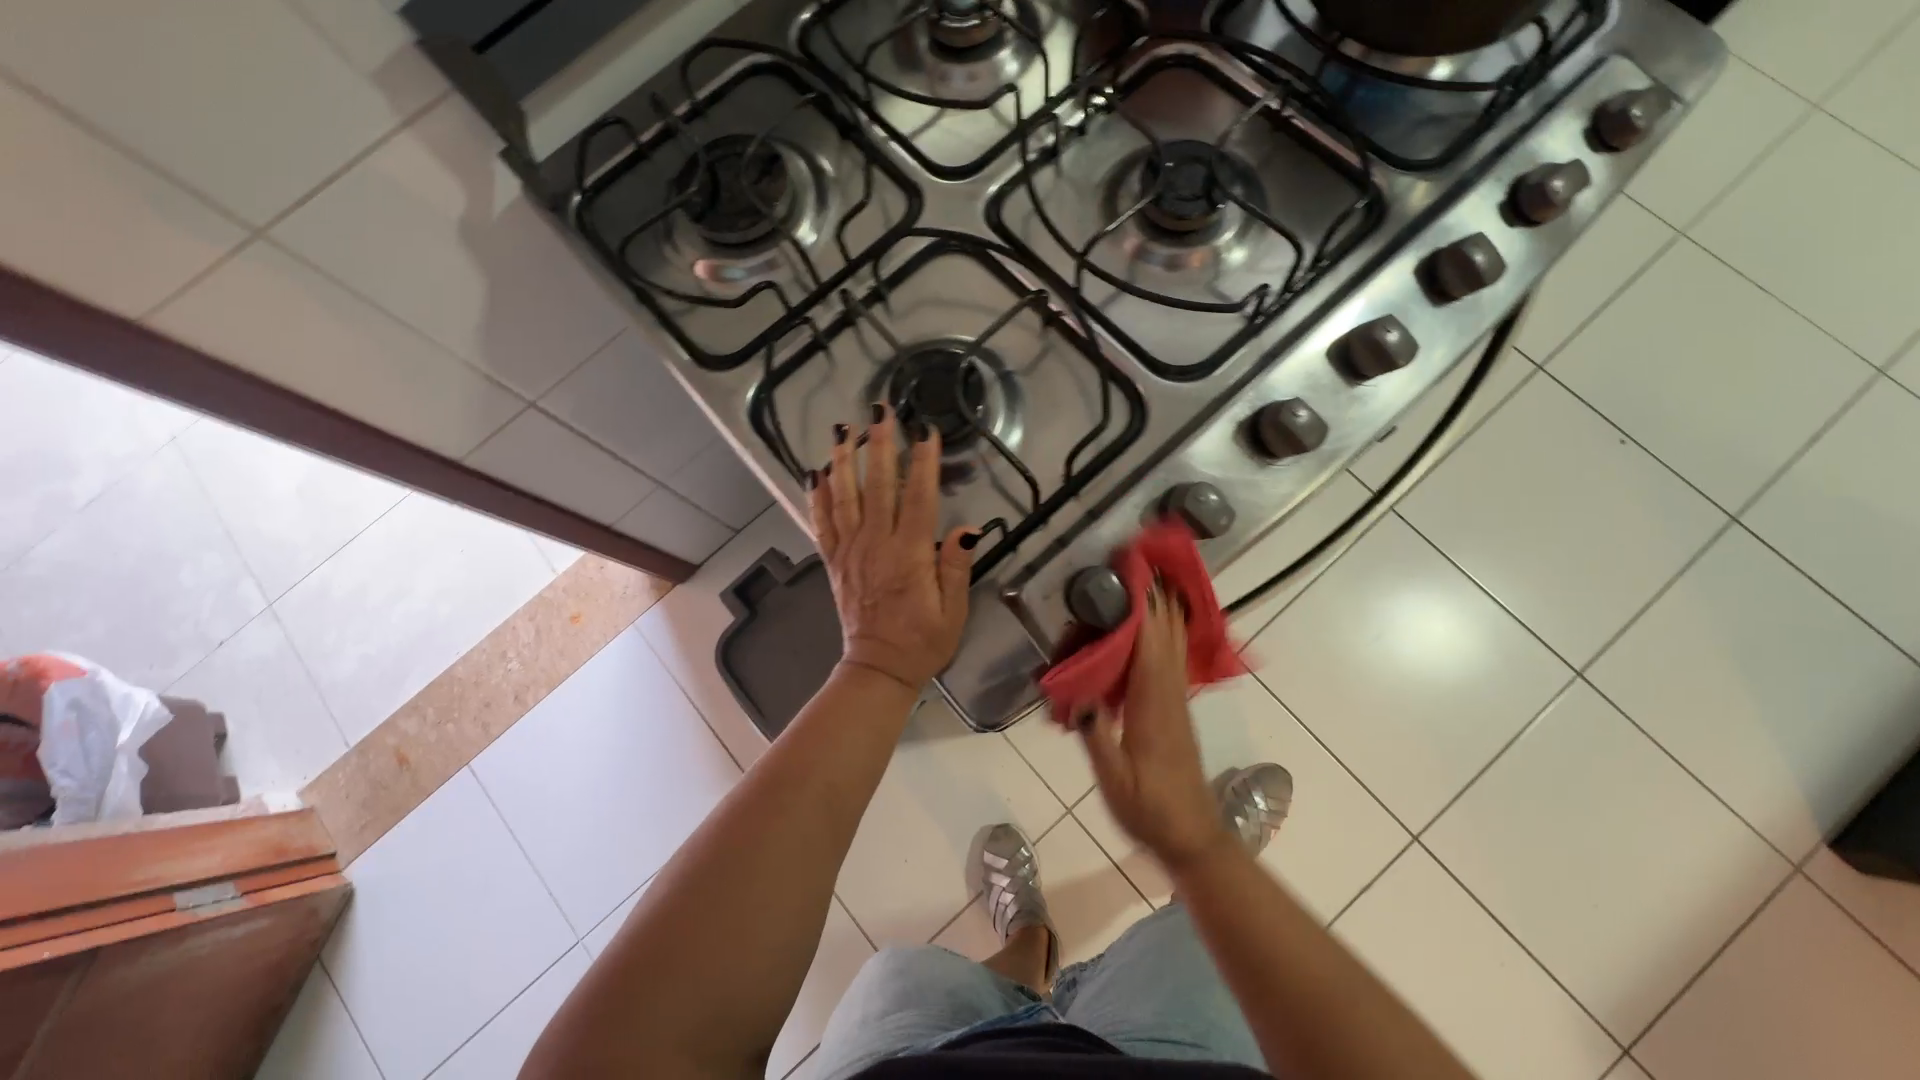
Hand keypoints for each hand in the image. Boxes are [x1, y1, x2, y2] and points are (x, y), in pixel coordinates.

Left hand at [808, 404, 977, 690]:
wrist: (878, 668)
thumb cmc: (923, 641)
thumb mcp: (953, 611)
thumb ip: (956, 567)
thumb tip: (966, 528)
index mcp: (910, 555)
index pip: (919, 498)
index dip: (923, 463)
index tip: (926, 432)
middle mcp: (876, 545)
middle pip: (878, 485)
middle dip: (880, 445)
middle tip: (881, 411)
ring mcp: (850, 551)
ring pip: (844, 496)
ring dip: (844, 459)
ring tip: (844, 428)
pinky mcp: (833, 561)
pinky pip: (822, 522)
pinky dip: (818, 495)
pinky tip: (816, 471)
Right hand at [1080, 582, 1232, 871]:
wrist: (1193, 836)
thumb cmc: (1151, 811)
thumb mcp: (1116, 781)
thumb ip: (1098, 737)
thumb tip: (1079, 695)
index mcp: (1154, 707)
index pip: (1150, 644)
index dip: (1142, 605)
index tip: (1131, 572)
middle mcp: (1169, 695)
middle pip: (1166, 635)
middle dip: (1153, 596)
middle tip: (1134, 563)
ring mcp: (1175, 702)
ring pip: (1171, 645)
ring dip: (1160, 610)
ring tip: (1143, 581)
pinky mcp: (1174, 711)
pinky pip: (1168, 661)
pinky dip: (1161, 634)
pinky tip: (1149, 629)